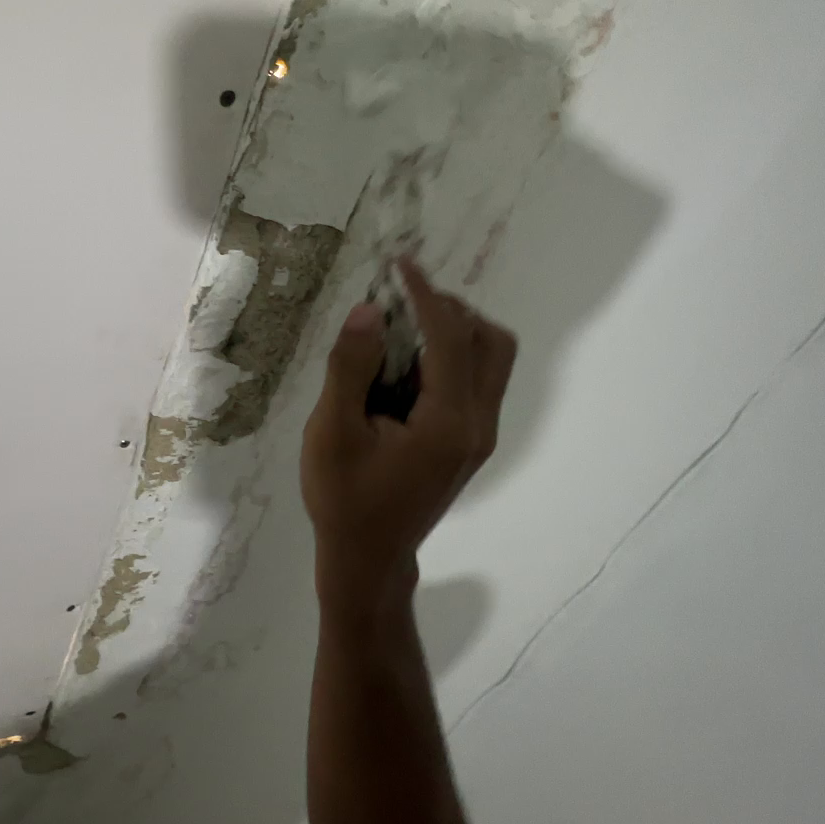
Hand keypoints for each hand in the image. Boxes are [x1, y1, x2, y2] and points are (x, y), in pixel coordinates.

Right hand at [301, 259, 516, 619]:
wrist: (367, 558)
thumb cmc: (344, 499)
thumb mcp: (332, 433)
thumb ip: (351, 368)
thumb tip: (371, 309)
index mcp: (448, 422)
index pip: (450, 337)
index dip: (425, 294)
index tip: (399, 265)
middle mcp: (477, 425)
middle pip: (491, 342)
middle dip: (449, 311)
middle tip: (400, 306)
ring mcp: (479, 436)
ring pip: (491, 361)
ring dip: (455, 333)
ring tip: (401, 333)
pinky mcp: (470, 443)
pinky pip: (476, 382)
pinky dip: (451, 358)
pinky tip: (405, 369)